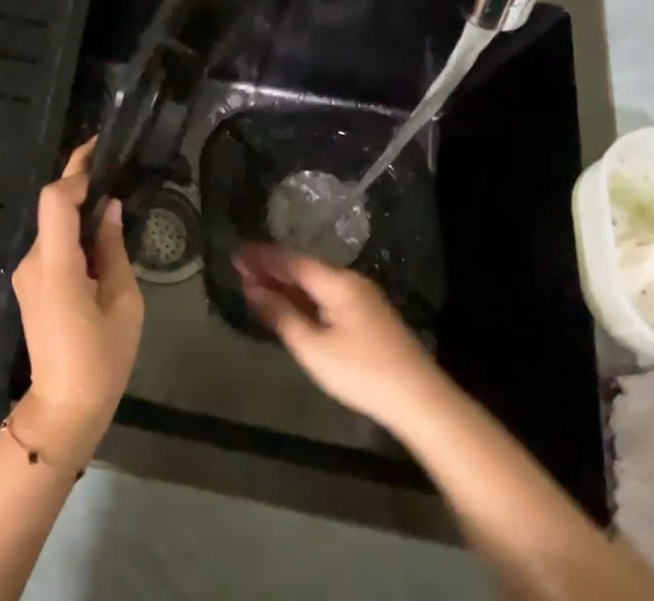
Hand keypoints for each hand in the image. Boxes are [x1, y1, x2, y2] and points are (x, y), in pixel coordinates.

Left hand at [11, 140, 143, 465]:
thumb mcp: (123, 301)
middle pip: (52, 210)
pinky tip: (99, 243)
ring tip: (114, 209)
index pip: (55, 201)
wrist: (65, 404)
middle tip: (114, 173)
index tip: (100, 157)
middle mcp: (32, 262)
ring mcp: (26, 275)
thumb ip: (113, 249)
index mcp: (55, 265)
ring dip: (78, 215)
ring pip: (52, 229)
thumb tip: (110, 209)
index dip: (75, 174)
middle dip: (80, 188)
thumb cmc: (102, 358)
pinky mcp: (29, 286)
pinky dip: (72, 237)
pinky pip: (51, 249)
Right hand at [235, 244, 445, 430]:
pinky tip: (288, 306)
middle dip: (271, 269)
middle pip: (303, 269)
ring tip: (255, 286)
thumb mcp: (312, 347)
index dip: (261, 258)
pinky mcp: (368, 317)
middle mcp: (350, 282)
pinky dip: (302, 298)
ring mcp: (362, 299)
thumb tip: (253, 290)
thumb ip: (280, 315)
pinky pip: (326, 296)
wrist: (419, 400)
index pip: (291, 261)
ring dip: (286, 285)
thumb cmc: (361, 371)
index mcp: (337, 283)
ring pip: (315, 284)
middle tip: (239, 269)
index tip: (234, 254)